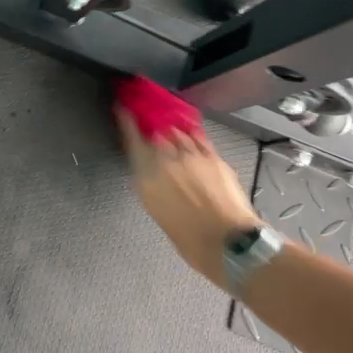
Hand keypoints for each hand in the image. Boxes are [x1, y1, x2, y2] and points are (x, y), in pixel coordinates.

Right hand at [117, 111, 264, 287]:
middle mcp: (165, 160)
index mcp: (147, 178)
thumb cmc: (190, 240)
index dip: (127, 123)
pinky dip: (191, 133)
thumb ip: (153, 187)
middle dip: (152, 126)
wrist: (229, 243)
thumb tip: (154, 174)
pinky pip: (197, 136)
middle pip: (155, 132)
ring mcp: (190, 155)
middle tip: (150, 123)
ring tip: (170, 128)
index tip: (123, 110)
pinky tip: (190, 132)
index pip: (132, 140)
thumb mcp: (160, 213)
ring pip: (177, 132)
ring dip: (172, 130)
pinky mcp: (212, 155)